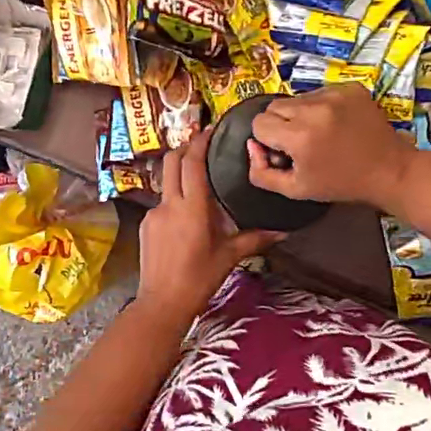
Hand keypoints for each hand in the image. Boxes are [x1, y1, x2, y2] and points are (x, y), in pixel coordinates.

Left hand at [137, 127, 283, 322]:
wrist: (162, 301)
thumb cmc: (199, 279)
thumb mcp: (229, 257)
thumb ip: (254, 239)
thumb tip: (284, 231)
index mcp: (191, 208)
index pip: (192, 163)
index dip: (200, 142)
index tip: (210, 129)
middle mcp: (169, 204)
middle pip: (171, 162)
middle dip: (184, 147)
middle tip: (202, 141)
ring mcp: (154, 213)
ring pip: (165, 181)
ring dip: (179, 172)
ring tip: (198, 174)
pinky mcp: (146, 224)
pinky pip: (162, 202)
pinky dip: (174, 197)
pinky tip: (187, 209)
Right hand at [247, 85, 419, 208]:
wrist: (392, 171)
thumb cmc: (341, 184)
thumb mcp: (295, 190)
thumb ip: (261, 172)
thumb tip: (251, 146)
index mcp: (299, 136)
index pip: (259, 123)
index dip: (268, 140)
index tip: (286, 152)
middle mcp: (314, 110)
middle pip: (273, 107)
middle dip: (281, 125)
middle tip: (301, 143)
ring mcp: (334, 95)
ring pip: (295, 99)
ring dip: (300, 114)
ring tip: (321, 133)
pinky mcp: (350, 87)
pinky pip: (318, 92)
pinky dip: (321, 107)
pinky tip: (336, 123)